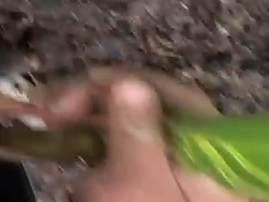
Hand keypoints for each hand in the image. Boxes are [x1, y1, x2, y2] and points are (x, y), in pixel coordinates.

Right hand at [41, 72, 242, 201]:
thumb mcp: (140, 186)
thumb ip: (137, 133)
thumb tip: (129, 82)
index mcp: (222, 161)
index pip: (178, 97)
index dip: (124, 83)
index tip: (76, 94)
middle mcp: (211, 162)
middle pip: (152, 107)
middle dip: (96, 97)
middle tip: (50, 108)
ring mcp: (184, 173)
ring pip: (134, 121)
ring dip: (86, 111)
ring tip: (47, 115)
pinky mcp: (159, 183)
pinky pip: (126, 142)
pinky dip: (93, 132)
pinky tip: (63, 132)